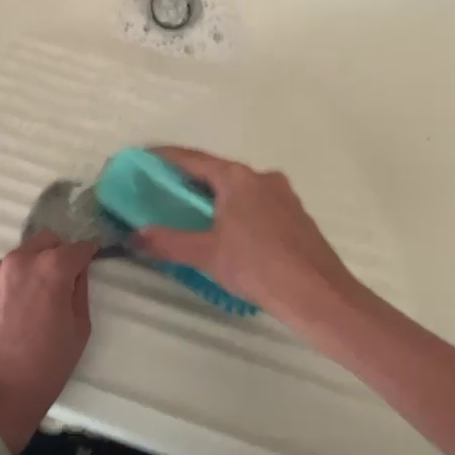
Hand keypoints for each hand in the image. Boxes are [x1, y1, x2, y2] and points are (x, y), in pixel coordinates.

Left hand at [0, 230, 97, 453]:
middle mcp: (22, 259)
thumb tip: (77, 272)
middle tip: (65, 277)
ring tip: (39, 294)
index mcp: (52, 268)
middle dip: (60, 252)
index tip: (92, 260)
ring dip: (35, 263)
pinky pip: (4, 269)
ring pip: (24, 252)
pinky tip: (17, 303)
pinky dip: (14, 277)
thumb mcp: (78, 330)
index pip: (77, 248)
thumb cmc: (44, 367)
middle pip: (47, 240)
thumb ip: (80, 291)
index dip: (88, 253)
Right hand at [135, 147, 363, 327]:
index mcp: (237, 177)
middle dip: (187, 179)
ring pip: (237, 188)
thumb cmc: (259, 267)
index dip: (162, 158)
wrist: (320, 297)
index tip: (141, 160)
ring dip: (213, 196)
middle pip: (215, 170)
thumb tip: (133, 236)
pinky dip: (234, 209)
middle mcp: (260, 177)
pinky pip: (255, 203)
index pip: (191, 158)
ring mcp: (282, 195)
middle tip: (160, 191)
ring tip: (190, 213)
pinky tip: (227, 232)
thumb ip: (168, 242)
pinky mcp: (295, 216)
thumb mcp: (207, 255)